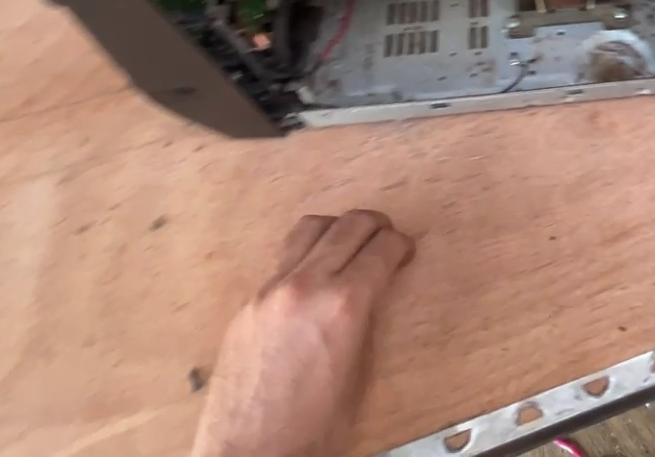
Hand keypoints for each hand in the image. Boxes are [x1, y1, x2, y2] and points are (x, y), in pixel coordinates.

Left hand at [192, 211, 415, 456]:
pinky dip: (308, 255)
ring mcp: (271, 290)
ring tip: (349, 245)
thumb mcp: (361, 373)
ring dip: (338, 229)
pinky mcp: (248, 303)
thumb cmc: (312, 431)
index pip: (383, 246)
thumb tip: (374, 289)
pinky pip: (285, 259)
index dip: (401, 244)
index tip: (405, 251)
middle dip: (377, 226)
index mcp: (344, 304)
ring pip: (312, 227)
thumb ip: (369, 318)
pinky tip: (315, 278)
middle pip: (350, 224)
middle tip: (386, 239)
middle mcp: (307, 286)